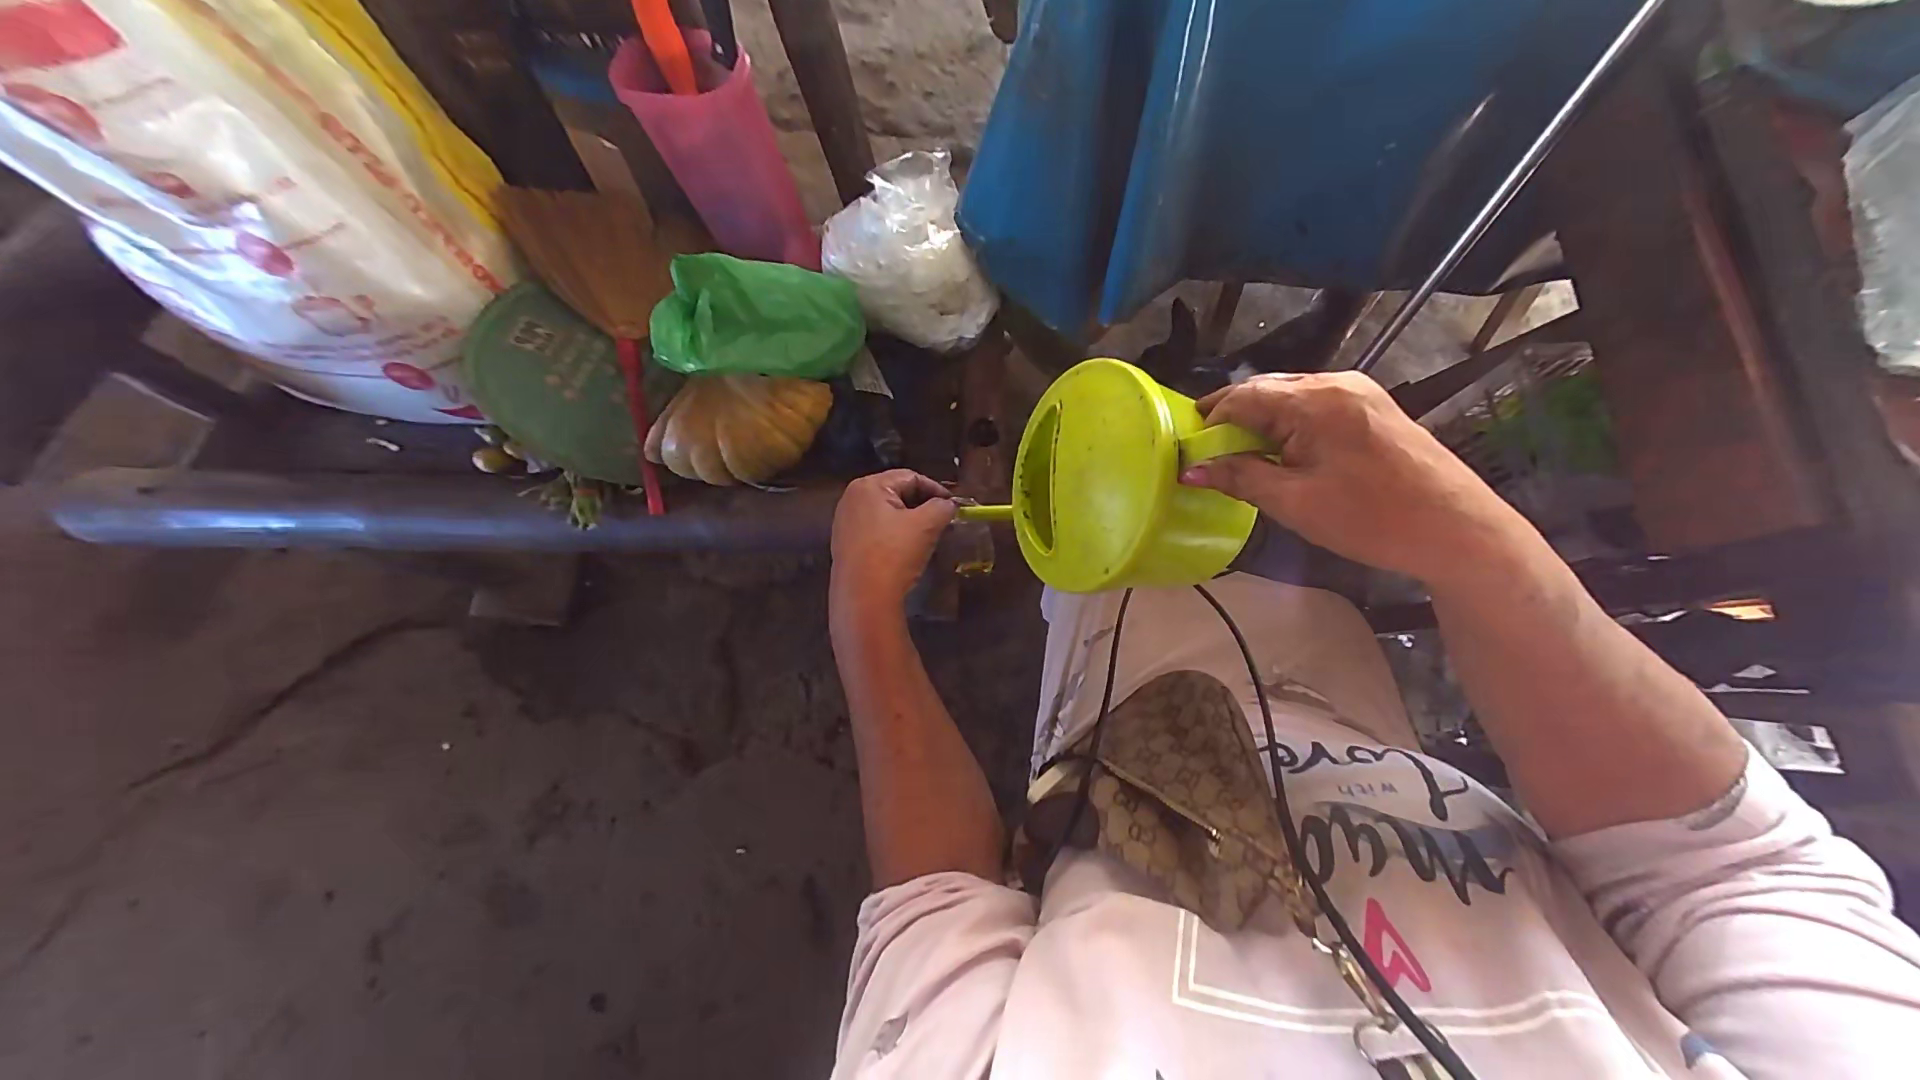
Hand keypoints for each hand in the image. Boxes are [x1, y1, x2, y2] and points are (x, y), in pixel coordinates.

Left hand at [830, 470, 954, 608]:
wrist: (864, 598)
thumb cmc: (894, 554)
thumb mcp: (926, 525)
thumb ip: (942, 507)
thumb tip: (948, 505)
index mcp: (868, 486)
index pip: (911, 477)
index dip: (936, 490)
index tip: (954, 506)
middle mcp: (851, 498)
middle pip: (896, 493)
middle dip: (922, 505)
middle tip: (943, 521)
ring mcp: (844, 522)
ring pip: (886, 513)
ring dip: (909, 521)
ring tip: (928, 537)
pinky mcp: (845, 545)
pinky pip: (876, 531)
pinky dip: (894, 535)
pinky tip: (906, 551)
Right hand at [1179, 372, 1531, 587]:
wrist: (1460, 531)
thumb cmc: (1371, 519)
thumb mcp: (1294, 502)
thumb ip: (1240, 476)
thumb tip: (1191, 470)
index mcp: (1316, 401)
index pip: (1242, 397)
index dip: (1208, 423)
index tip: (1187, 451)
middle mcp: (1337, 383)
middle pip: (1265, 388)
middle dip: (1230, 417)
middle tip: (1206, 452)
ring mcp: (1360, 392)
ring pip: (1289, 394)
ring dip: (1258, 420)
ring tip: (1238, 454)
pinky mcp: (1373, 407)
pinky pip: (1313, 404)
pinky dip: (1286, 422)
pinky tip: (1279, 449)